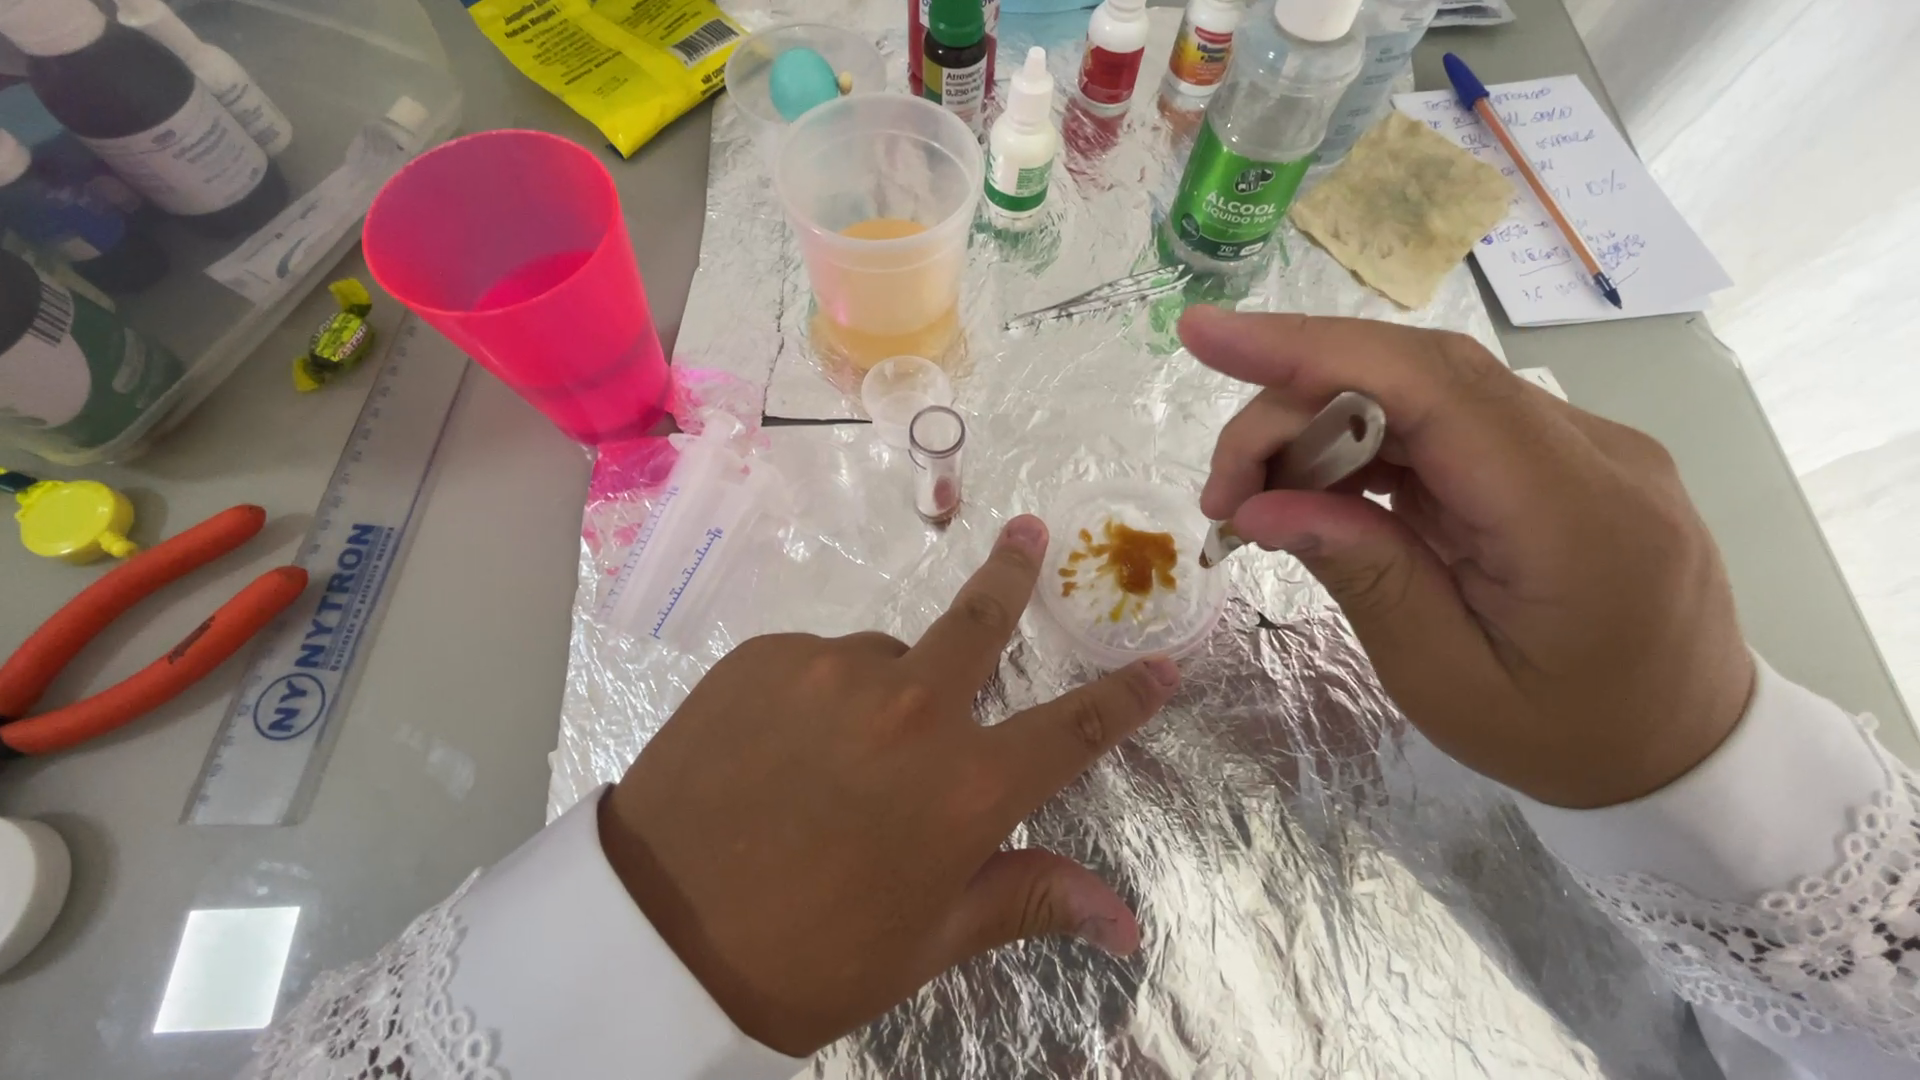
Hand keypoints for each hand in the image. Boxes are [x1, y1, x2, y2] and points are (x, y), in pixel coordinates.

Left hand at [597, 516, 1180, 1056]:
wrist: (649, 936)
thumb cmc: (804, 956)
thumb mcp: (925, 939)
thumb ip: (1027, 899)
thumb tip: (1128, 923)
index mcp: (963, 788)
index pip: (1071, 729)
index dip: (1124, 699)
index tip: (1161, 666)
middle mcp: (909, 710)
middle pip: (980, 621)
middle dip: (1012, 574)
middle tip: (1027, 533)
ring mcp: (833, 669)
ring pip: (886, 658)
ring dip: (886, 689)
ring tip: (836, 757)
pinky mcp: (767, 655)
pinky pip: (818, 661)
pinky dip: (820, 692)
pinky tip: (782, 743)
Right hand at [1180, 307, 1753, 809]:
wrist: (1689, 750)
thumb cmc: (1567, 738)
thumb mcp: (1442, 678)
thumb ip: (1361, 575)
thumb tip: (1261, 504)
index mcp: (1573, 515)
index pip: (1428, 386)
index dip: (1308, 351)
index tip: (1207, 337)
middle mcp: (1587, 450)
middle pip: (1410, 376)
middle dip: (1288, 407)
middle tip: (1220, 492)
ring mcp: (1576, 445)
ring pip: (1414, 391)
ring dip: (1314, 429)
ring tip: (1252, 498)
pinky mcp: (1549, 457)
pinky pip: (1435, 423)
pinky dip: (1354, 445)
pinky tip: (1312, 490)